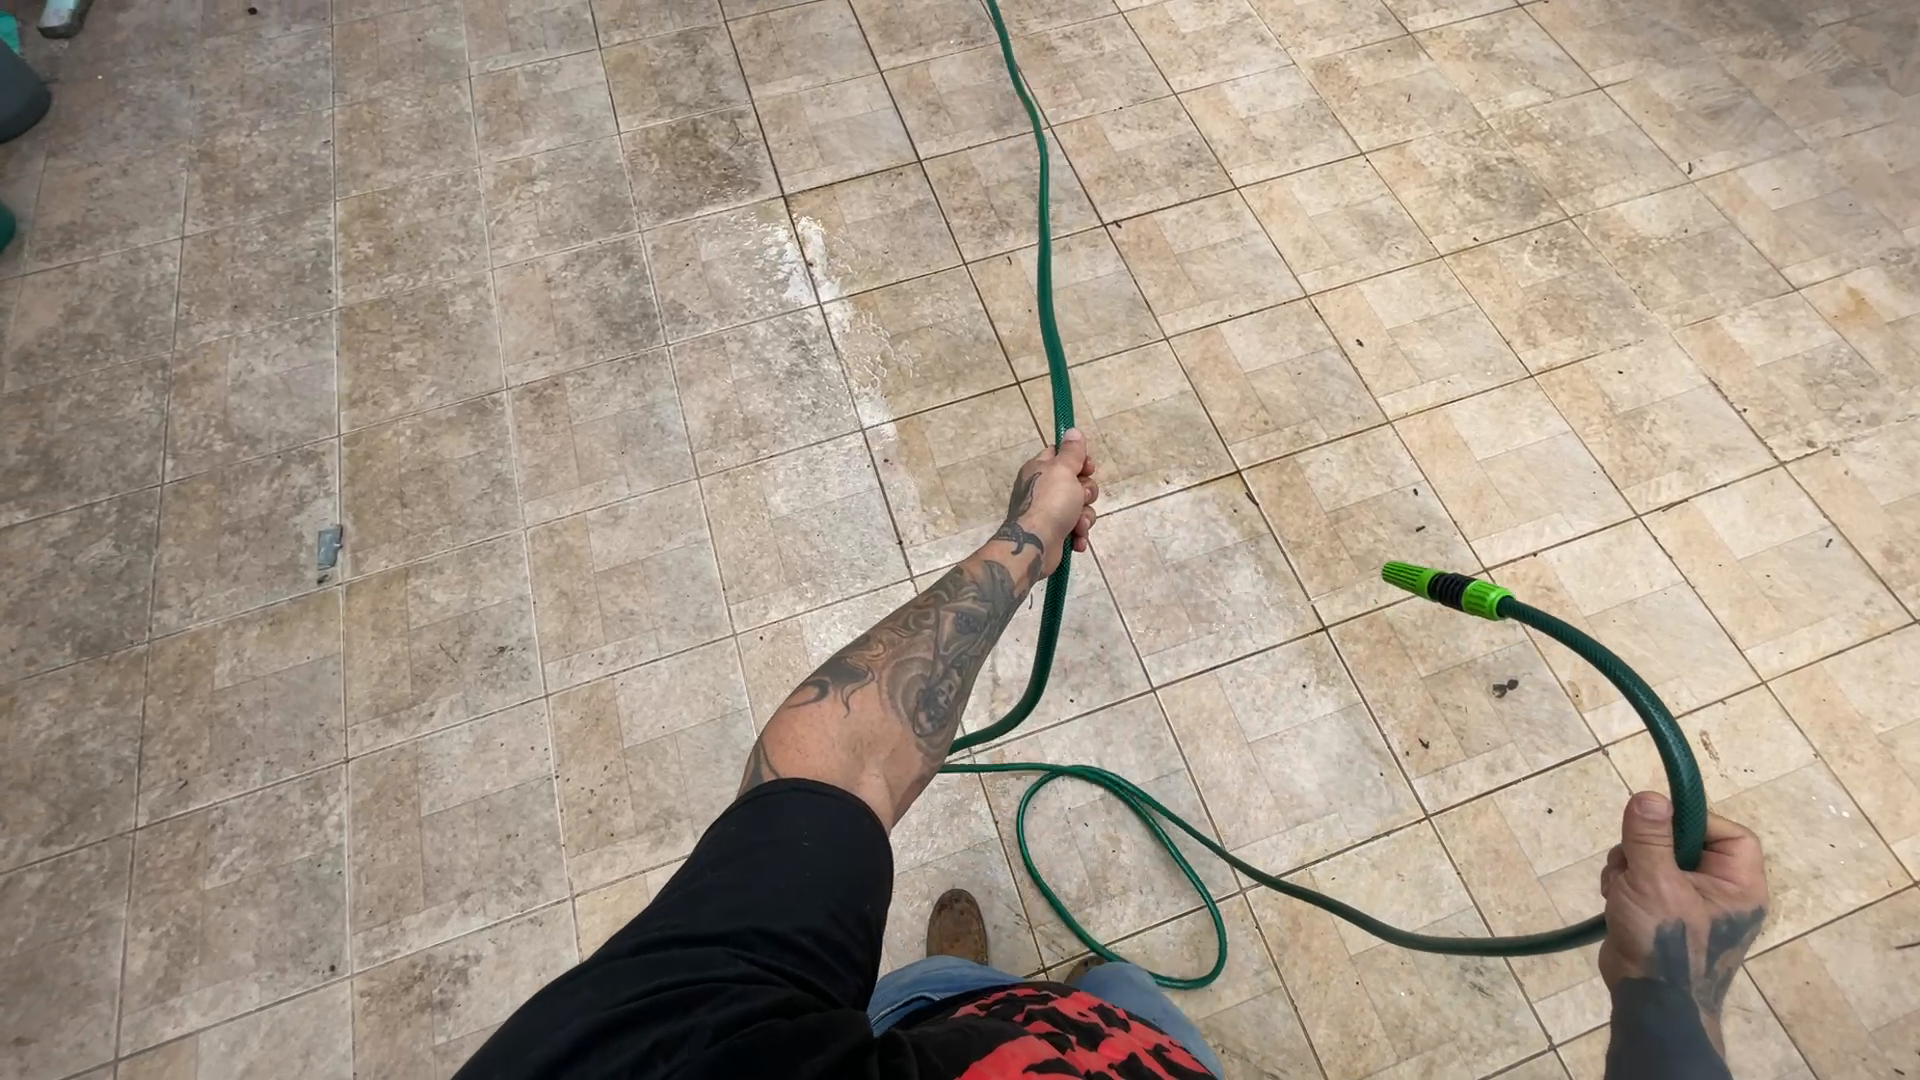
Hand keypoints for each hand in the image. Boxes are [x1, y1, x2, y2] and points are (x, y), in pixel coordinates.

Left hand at [990, 428, 1098, 578]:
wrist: (1034, 545)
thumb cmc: (1050, 503)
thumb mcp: (1063, 470)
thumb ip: (1071, 452)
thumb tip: (1072, 430)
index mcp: (1039, 469)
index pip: (1061, 454)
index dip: (1079, 460)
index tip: (1088, 468)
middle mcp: (1043, 488)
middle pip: (1077, 482)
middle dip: (1086, 493)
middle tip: (1080, 498)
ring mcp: (1049, 511)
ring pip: (1080, 507)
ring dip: (1084, 516)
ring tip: (1077, 524)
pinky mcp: (1055, 532)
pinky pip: (1077, 528)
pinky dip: (1079, 534)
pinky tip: (1077, 539)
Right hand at [1598, 791, 1767, 1051]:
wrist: (1652, 997)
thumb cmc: (1664, 940)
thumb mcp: (1652, 882)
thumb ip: (1649, 837)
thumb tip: (1650, 795)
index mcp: (1739, 886)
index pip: (1731, 834)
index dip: (1694, 821)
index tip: (1654, 821)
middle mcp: (1722, 891)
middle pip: (1685, 842)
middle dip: (1645, 845)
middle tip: (1629, 859)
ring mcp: (1693, 901)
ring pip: (1656, 856)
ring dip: (1628, 863)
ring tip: (1619, 887)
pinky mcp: (1667, 908)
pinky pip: (1644, 875)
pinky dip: (1624, 879)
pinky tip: (1614, 896)